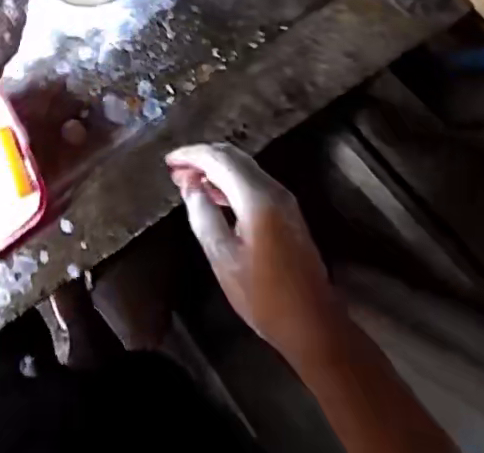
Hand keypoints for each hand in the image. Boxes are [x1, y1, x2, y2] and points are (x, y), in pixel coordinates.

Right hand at [166, 143, 333, 347]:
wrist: (315, 328)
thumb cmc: (264, 297)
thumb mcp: (223, 258)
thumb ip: (203, 215)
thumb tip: (189, 185)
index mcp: (257, 198)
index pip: (219, 159)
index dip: (191, 155)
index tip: (168, 161)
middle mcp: (274, 191)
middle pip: (233, 157)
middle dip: (201, 158)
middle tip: (174, 169)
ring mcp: (285, 202)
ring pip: (244, 168)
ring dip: (215, 169)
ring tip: (188, 181)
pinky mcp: (288, 214)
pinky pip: (252, 183)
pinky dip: (229, 181)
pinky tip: (213, 196)